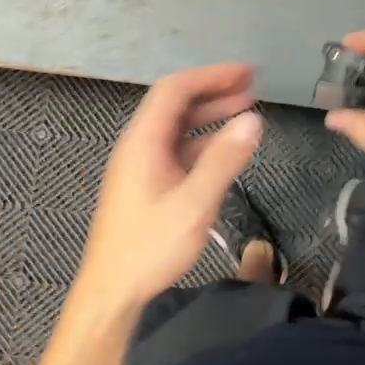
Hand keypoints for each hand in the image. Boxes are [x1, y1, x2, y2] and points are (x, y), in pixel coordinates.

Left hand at [75, 63, 263, 310]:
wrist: (111, 291)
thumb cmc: (148, 248)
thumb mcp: (193, 205)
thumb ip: (223, 161)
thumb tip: (252, 120)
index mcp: (143, 142)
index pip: (175, 90)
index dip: (210, 76)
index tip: (245, 73)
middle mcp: (140, 147)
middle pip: (176, 105)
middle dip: (214, 91)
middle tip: (252, 86)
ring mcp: (142, 166)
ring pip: (179, 129)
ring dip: (211, 116)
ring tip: (246, 112)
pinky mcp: (148, 185)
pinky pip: (178, 151)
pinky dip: (205, 143)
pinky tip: (227, 151)